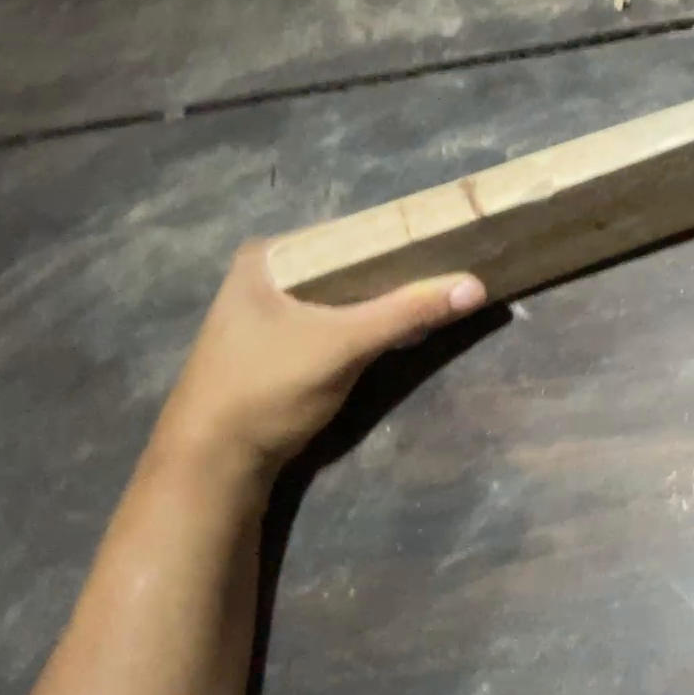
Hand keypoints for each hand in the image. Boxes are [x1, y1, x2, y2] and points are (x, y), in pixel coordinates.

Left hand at [153, 241, 486, 471]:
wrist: (216, 463)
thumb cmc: (268, 388)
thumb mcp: (345, 344)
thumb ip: (410, 311)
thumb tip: (478, 285)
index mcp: (270, 258)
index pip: (352, 231)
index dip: (403, 236)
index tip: (451, 240)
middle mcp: (272, 275)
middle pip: (356, 263)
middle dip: (403, 271)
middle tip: (457, 270)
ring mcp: (279, 311)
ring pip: (354, 293)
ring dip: (394, 299)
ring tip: (443, 296)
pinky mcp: (291, 343)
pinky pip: (347, 318)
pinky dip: (378, 322)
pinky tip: (410, 329)